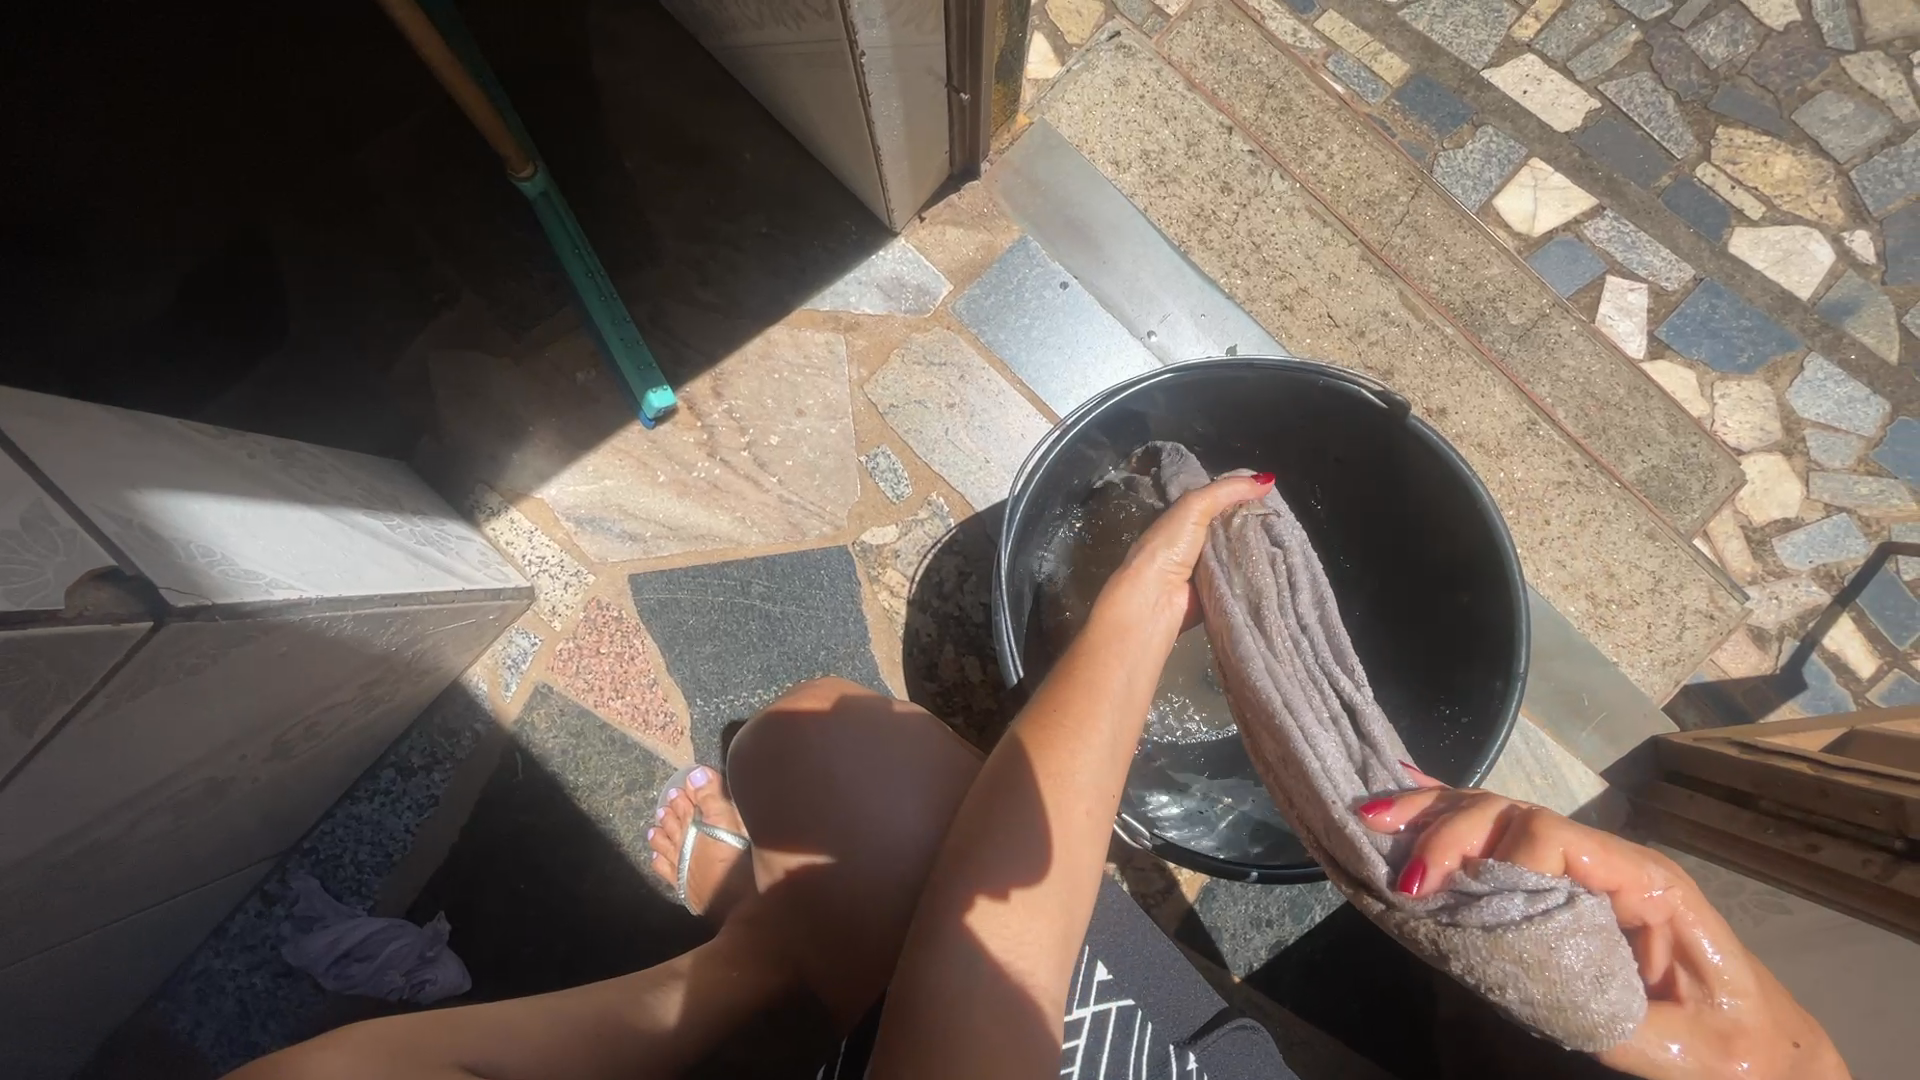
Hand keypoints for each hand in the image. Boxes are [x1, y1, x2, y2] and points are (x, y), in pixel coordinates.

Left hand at [1095, 472, 1272, 636]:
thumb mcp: (1194, 506)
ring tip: (1287, 542)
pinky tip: (1275, 567)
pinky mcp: (1215, 591)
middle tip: (1284, 522)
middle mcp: (1192, 542)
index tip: (1272, 494)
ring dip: (1258, 550)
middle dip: (1255, 525)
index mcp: (1182, 519)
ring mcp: (1204, 568)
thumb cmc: (1168, 547)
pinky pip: (1240, 578)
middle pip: (1231, 528)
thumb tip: (1267, 479)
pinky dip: (1255, 574)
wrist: (1154, 598)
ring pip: (1239, 553)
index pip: (1218, 502)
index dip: (1242, 496)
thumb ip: (1226, 490)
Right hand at [1356, 773, 1848, 1079]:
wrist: (1768, 1051)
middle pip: (1508, 811)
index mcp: (1642, 880)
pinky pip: (1489, 828)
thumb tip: (1496, 959)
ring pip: (1489, 810)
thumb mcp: (1684, 1049)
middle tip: (1400, 869)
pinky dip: (1439, 808)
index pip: (1550, 834)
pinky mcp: (1551, 871)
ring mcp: (1573, 857)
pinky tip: (1400, 786)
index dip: (1492, 853)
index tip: (1450, 894)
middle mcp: (1601, 853)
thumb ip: (1601, 1008)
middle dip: (1445, 829)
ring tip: (1370, 816)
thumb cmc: (1736, 1052)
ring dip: (1426, 811)